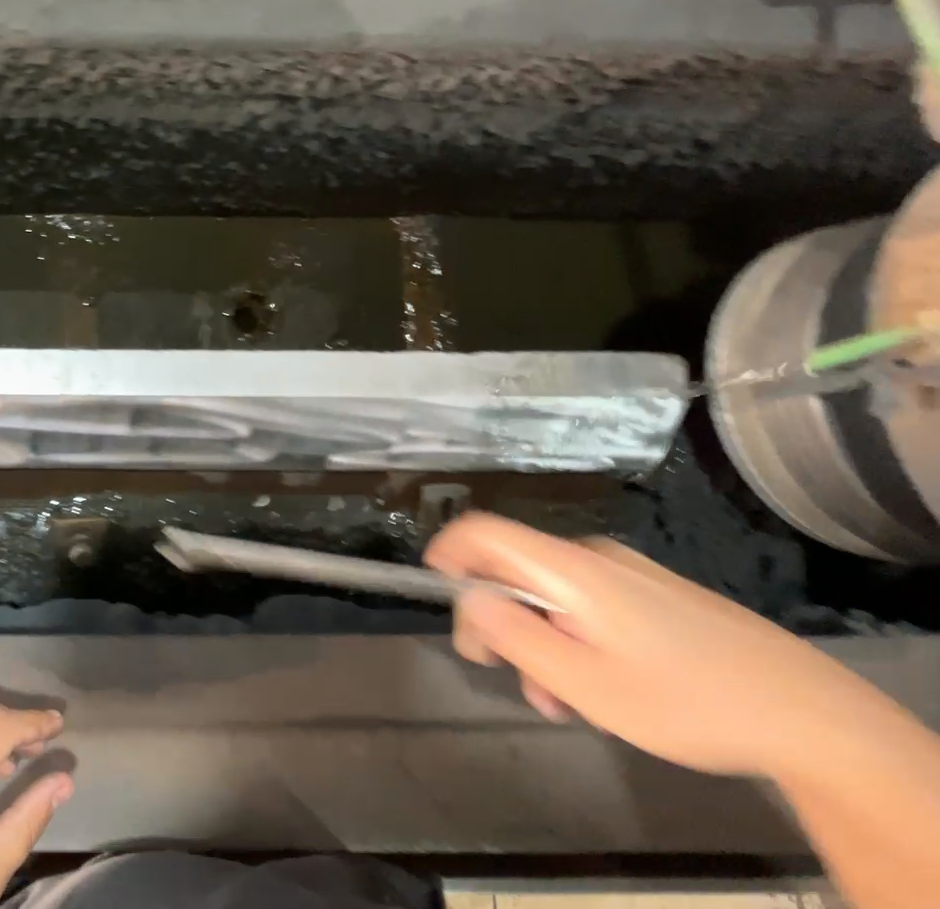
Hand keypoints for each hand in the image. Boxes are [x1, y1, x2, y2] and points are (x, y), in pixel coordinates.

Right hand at [426, 512, 886, 778]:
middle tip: (505, 673)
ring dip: (538, 640)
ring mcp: (633, 576)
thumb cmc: (686, 702)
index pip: (483, 531)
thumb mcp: (583, 682)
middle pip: (514, 569)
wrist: (816, 720)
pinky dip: (574, 639)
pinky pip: (589, 605)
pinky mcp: (660, 597)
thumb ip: (514, 635)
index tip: (435, 594)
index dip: (445, 552)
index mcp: (571, 571)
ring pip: (552, 595)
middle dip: (495, 619)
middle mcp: (597, 560)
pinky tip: (601, 690)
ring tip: (562, 700)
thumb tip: (467, 599)